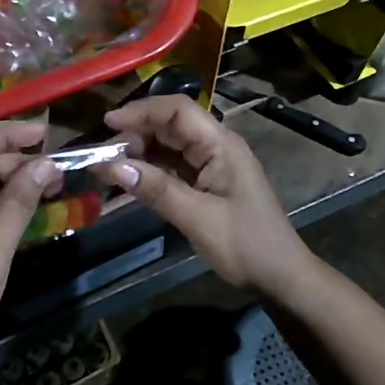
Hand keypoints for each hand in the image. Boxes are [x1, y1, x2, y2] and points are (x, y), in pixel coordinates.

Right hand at [101, 96, 312, 291]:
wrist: (279, 274)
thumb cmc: (244, 244)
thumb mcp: (198, 218)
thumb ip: (156, 190)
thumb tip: (111, 166)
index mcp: (221, 145)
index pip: (177, 110)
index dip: (141, 111)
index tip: (107, 123)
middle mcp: (217, 147)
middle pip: (171, 125)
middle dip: (137, 133)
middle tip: (104, 155)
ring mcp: (214, 165)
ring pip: (171, 146)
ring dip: (141, 152)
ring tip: (110, 167)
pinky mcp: (209, 184)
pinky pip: (176, 167)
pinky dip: (152, 171)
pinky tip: (131, 180)